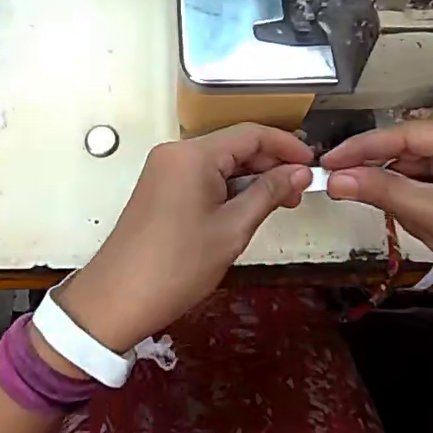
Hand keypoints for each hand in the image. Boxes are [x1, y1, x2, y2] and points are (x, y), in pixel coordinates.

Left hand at [53, 123, 313, 353]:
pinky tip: (247, 208)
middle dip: (270, 165)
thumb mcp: (232, 229)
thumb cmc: (178, 265)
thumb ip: (269, 193)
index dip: (287, 146)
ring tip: (278, 205)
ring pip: (219, 163)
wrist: (118, 298)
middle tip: (299, 194)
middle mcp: (175, 153)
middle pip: (234, 146)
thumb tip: (300, 172)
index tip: (314, 166)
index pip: (251, 134)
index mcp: (192, 155)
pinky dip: (227, 188)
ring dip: (250, 179)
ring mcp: (164, 170)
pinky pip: (201, 177)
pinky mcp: (159, 188)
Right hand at [321, 120, 432, 305]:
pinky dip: (426, 216)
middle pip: (412, 157)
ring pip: (420, 180)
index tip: (327, 162)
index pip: (407, 133)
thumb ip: (383, 191)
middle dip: (395, 187)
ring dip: (414, 208)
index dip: (363, 148)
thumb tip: (334, 179)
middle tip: (361, 201)